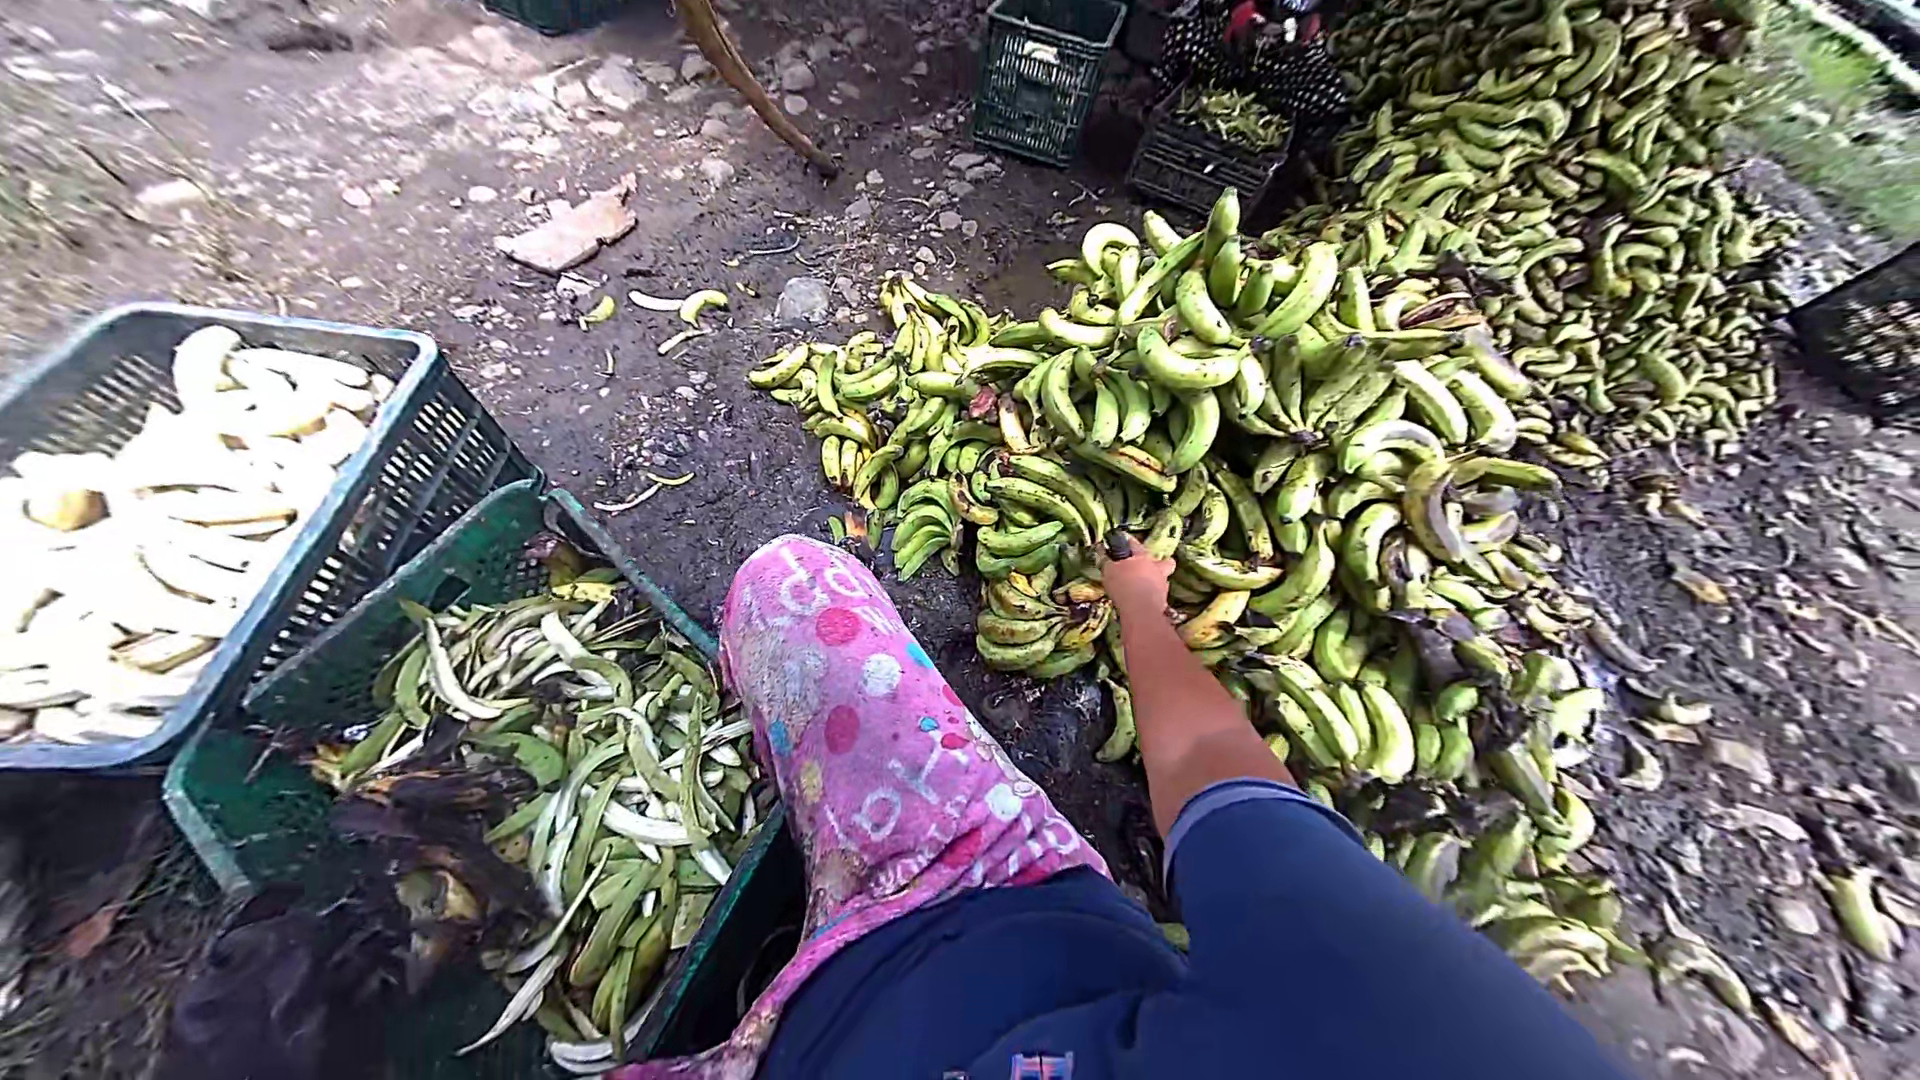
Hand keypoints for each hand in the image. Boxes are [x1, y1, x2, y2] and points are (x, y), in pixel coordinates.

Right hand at [1099, 533, 1173, 616]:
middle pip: (1166, 562)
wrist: (1139, 609)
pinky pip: (1159, 595)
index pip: (1135, 544)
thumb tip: (1101, 551)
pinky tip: (1144, 600)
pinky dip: (1153, 596)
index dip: (1129, 541)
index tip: (1124, 539)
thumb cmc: (1123, 584)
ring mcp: (1162, 585)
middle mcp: (1156, 569)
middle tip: (1150, 567)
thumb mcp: (1108, 571)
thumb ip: (1106, 561)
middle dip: (1161, 563)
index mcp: (1142, 557)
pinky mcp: (1163, 601)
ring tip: (1144, 587)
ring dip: (1156, 581)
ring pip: (1164, 579)